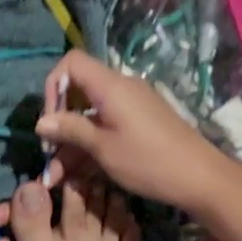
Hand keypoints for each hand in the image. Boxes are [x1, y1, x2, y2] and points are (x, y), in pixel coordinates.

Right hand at [37, 50, 233, 213]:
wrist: (200, 177)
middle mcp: (121, 88)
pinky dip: (92, 143)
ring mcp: (133, 105)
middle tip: (50, 156)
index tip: (50, 121)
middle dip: (60, 123)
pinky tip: (81, 173)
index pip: (71, 63)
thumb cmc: (148, 161)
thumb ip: (71, 130)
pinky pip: (107, 124)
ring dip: (73, 142)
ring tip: (58, 177)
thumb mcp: (103, 148)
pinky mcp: (141, 122)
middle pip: (79, 92)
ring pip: (91, 115)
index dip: (53, 86)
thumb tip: (41, 122)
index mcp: (111, 86)